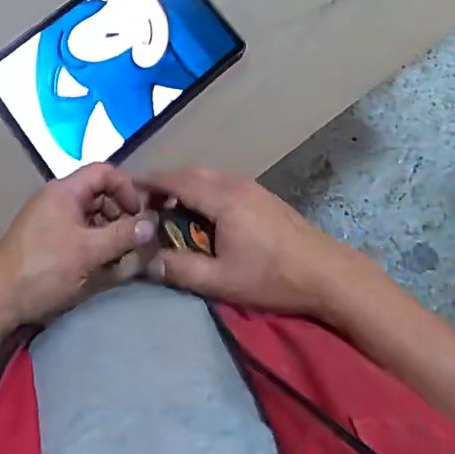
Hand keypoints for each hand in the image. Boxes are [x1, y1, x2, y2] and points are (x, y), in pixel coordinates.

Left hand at [0, 162, 155, 327]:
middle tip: (135, 238)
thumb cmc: (43, 269)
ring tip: (122, 254)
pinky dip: (95, 242)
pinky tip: (104, 263)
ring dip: (110, 230)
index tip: (139, 214)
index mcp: (64, 191)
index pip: (104, 171)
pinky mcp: (48, 241)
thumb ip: (122, 236)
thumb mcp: (87, 252)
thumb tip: (152, 224)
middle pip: (99, 192)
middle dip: (121, 212)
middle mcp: (57, 199)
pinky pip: (79, 231)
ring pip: (91, 214)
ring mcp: (51, 220)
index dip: (126, 187)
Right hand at [142, 166, 380, 321]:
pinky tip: (201, 210)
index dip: (150, 182)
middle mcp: (235, 184)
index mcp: (222, 199)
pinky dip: (202, 188)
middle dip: (165, 182)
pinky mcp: (262, 195)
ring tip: (168, 205)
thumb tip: (147, 262)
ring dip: (185, 184)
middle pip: (191, 173)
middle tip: (144, 200)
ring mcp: (252, 187)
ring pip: (208, 176)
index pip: (177, 181)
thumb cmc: (272, 277)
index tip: (127, 188)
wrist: (327, 273)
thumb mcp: (222, 281)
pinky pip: (222, 182)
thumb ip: (182, 270)